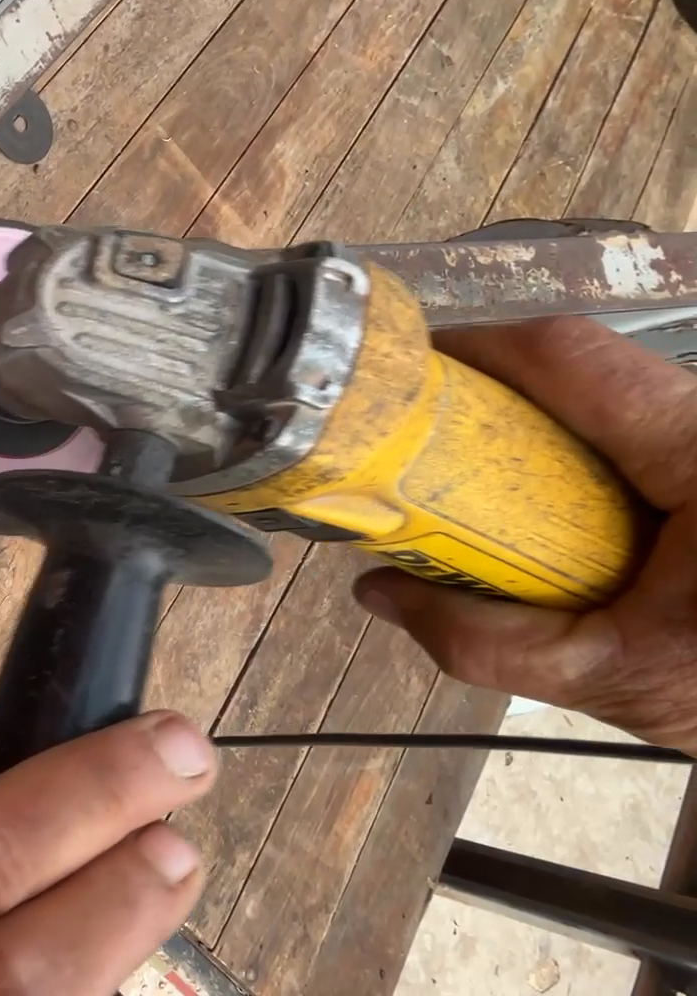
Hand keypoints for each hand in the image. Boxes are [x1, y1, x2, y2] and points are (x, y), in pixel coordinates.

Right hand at [354, 315, 696, 753]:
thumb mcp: (610, 679)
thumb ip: (481, 639)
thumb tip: (377, 589)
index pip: (572, 357)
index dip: (476, 348)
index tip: (405, 373)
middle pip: (589, 371)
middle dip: (493, 396)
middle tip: (421, 441)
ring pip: (622, 397)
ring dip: (535, 425)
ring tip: (473, 475)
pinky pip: (650, 428)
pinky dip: (581, 450)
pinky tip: (550, 502)